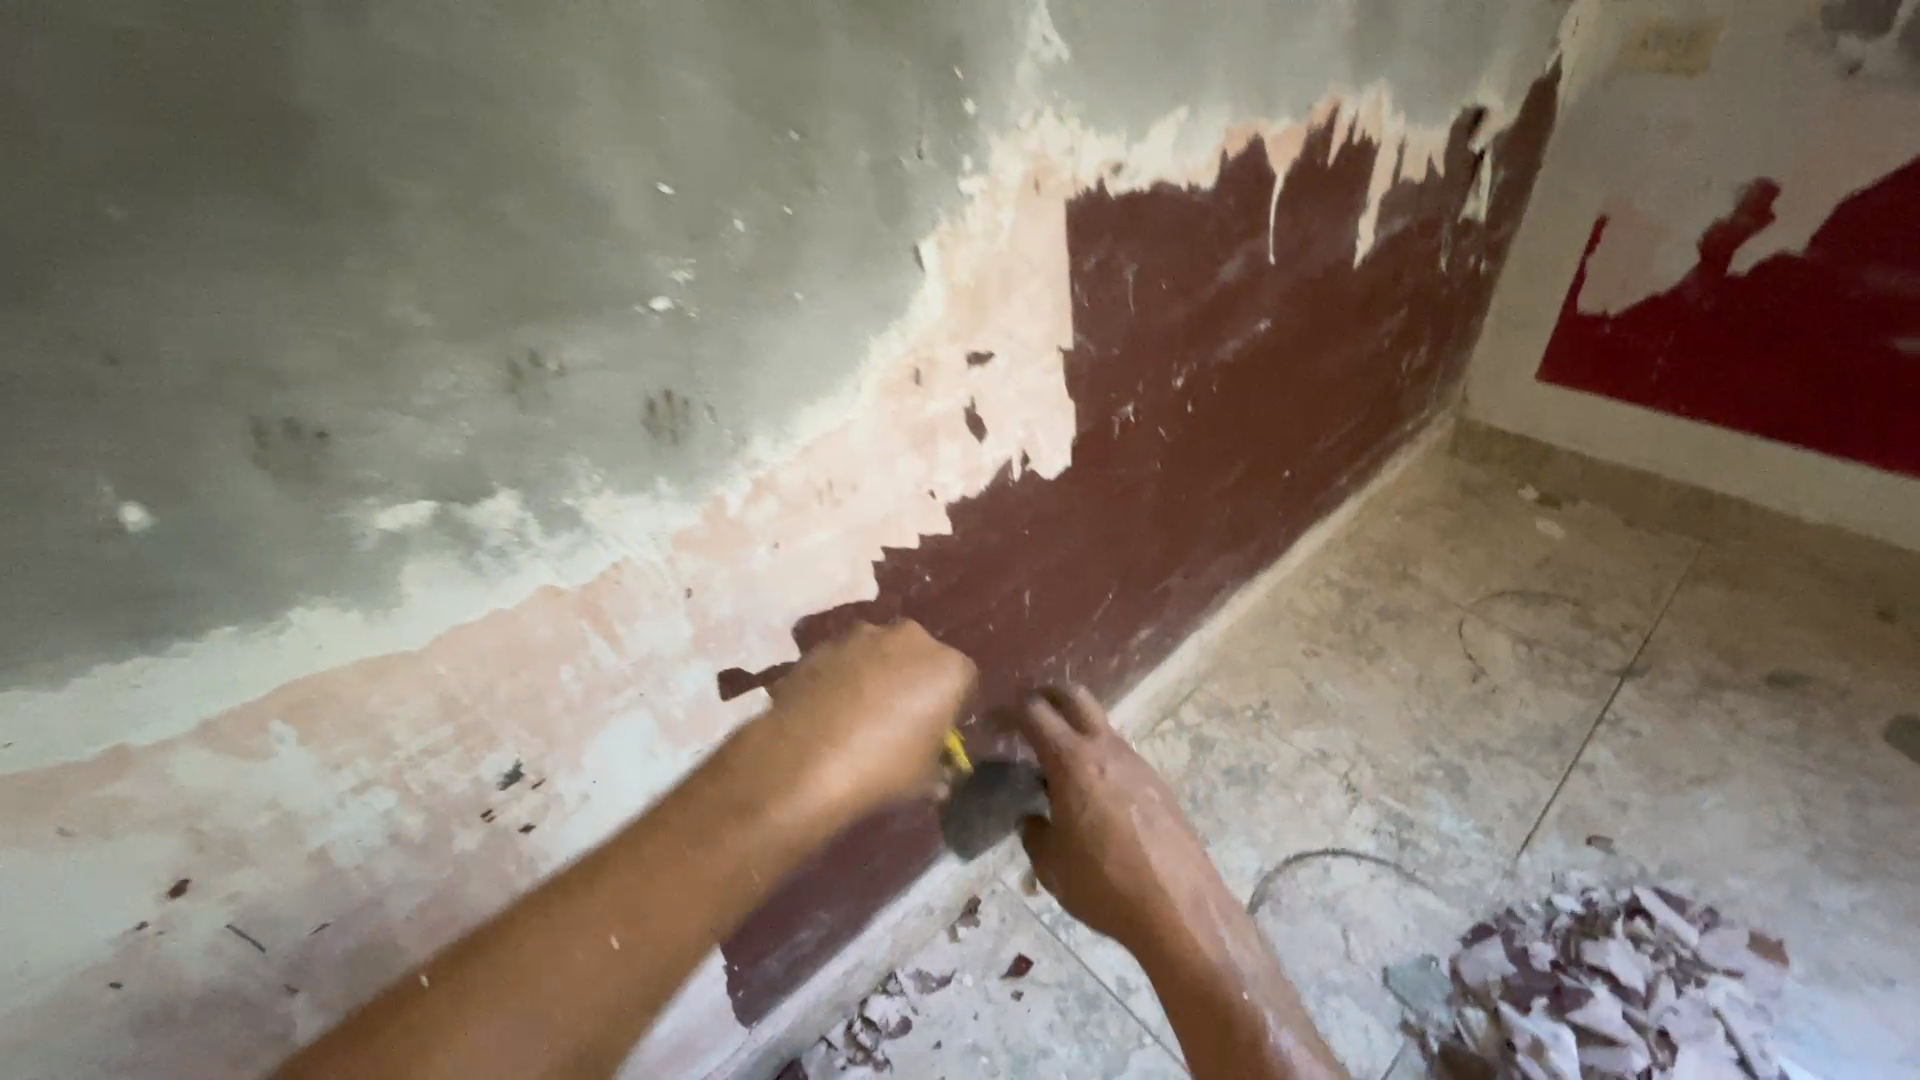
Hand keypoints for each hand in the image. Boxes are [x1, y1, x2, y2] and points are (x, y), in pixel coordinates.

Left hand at [746, 621, 976, 824]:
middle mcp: (910, 638)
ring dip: (876, 674)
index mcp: (949, 667)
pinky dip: (842, 678)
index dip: (953, 707)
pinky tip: (830, 710)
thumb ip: (938, 766)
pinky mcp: (822, 644)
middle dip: (914, 680)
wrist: (804, 761)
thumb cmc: (882, 769)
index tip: (939, 730)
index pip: (965, 682)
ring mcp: (862, 636)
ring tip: (859, 714)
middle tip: (901, 718)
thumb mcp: (925, 779)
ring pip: (879, 653)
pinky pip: (844, 661)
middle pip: (921, 657)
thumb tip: (939, 777)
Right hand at [1017, 686, 1231, 952]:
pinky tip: (1092, 799)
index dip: (1008, 711)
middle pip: (1074, 696)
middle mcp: (1106, 749)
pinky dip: (1097, 760)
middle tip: (1026, 716)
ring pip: (1100, 726)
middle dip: (1046, 696)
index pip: (1033, 712)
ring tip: (1057, 769)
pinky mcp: (1157, 784)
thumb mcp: (1052, 866)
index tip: (992, 724)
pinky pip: (1119, 757)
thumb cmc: (1105, 885)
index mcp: (1072, 761)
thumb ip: (1034, 833)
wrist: (1180, 909)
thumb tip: (1033, 820)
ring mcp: (1137, 763)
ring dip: (1075, 732)